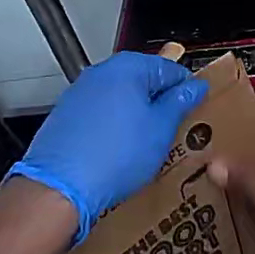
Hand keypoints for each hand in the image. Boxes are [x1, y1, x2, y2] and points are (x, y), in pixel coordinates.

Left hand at [8, 52, 207, 241]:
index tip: (195, 106)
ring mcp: (81, 93)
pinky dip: (114, 127)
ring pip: (121, 98)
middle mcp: (102, 72)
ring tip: (148, 146)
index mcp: (128, 66)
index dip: (186, 89)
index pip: (169, 68)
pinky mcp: (67, 115)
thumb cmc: (113, 156)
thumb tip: (195, 86)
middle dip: (159, 104)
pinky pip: (101, 114)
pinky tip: (119, 152)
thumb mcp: (160, 129)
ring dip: (136, 117)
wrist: (59, 187)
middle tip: (175, 130)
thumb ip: (180, 102)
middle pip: (143, 81)